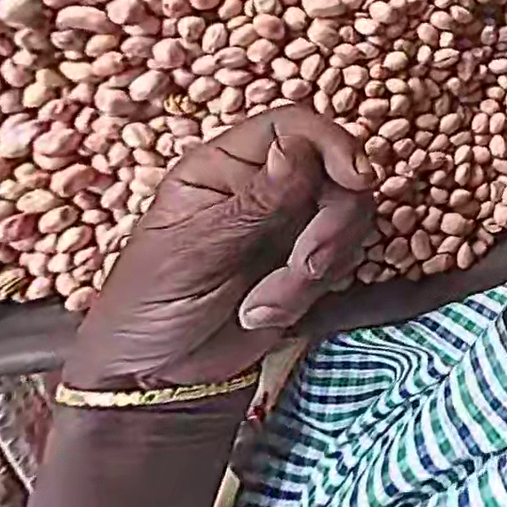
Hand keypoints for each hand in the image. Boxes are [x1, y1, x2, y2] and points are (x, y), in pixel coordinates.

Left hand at [62, 106, 374, 391]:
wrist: (156, 380)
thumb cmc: (147, 308)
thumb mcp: (192, 253)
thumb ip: (253, 202)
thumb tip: (296, 148)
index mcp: (227, 165)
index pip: (293, 126)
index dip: (331, 142)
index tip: (358, 178)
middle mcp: (270, 181)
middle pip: (338, 169)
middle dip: (333, 220)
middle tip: (306, 266)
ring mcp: (296, 216)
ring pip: (351, 211)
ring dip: (324, 258)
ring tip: (270, 300)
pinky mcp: (314, 251)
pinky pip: (348, 250)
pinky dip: (318, 284)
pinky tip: (271, 309)